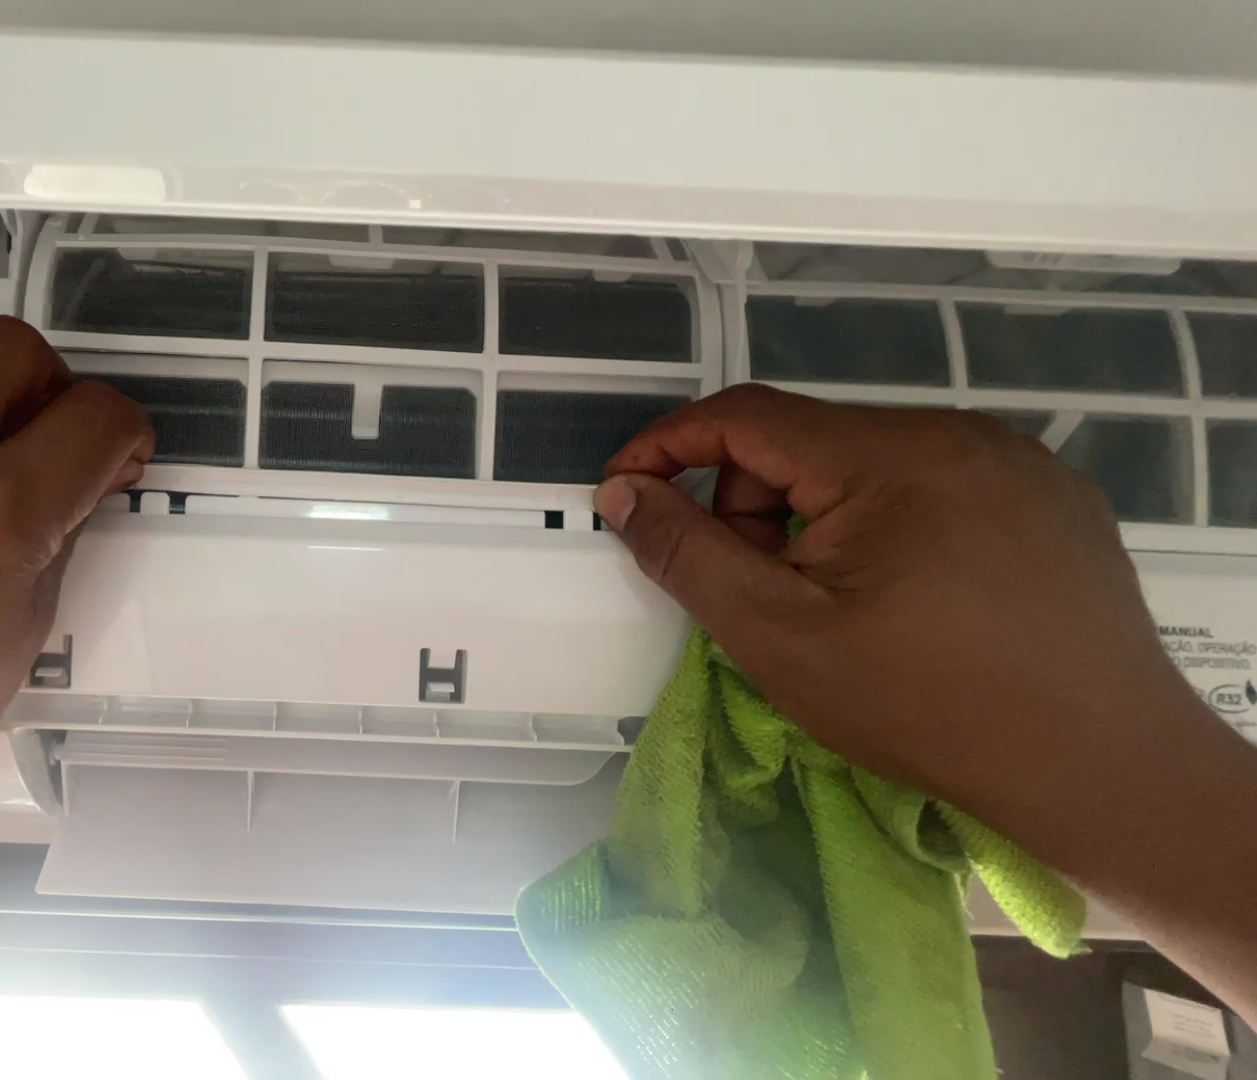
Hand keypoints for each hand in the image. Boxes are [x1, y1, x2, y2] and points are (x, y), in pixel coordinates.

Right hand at [595, 384, 1214, 814]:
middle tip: (751, 585)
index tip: (623, 492)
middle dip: (742, 503)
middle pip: (797, 441)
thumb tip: (621, 492)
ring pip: (852, 461)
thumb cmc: (922, 705)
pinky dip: (863, 522)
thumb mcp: (772, 632)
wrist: (1105, 777)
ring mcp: (1010, 462)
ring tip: (822, 598)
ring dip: (801, 516)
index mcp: (893, 459)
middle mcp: (958, 435)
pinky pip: (912, 481)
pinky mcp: (1038, 496)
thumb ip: (683, 551)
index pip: (744, 415)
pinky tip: (887, 589)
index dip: (665, 445)